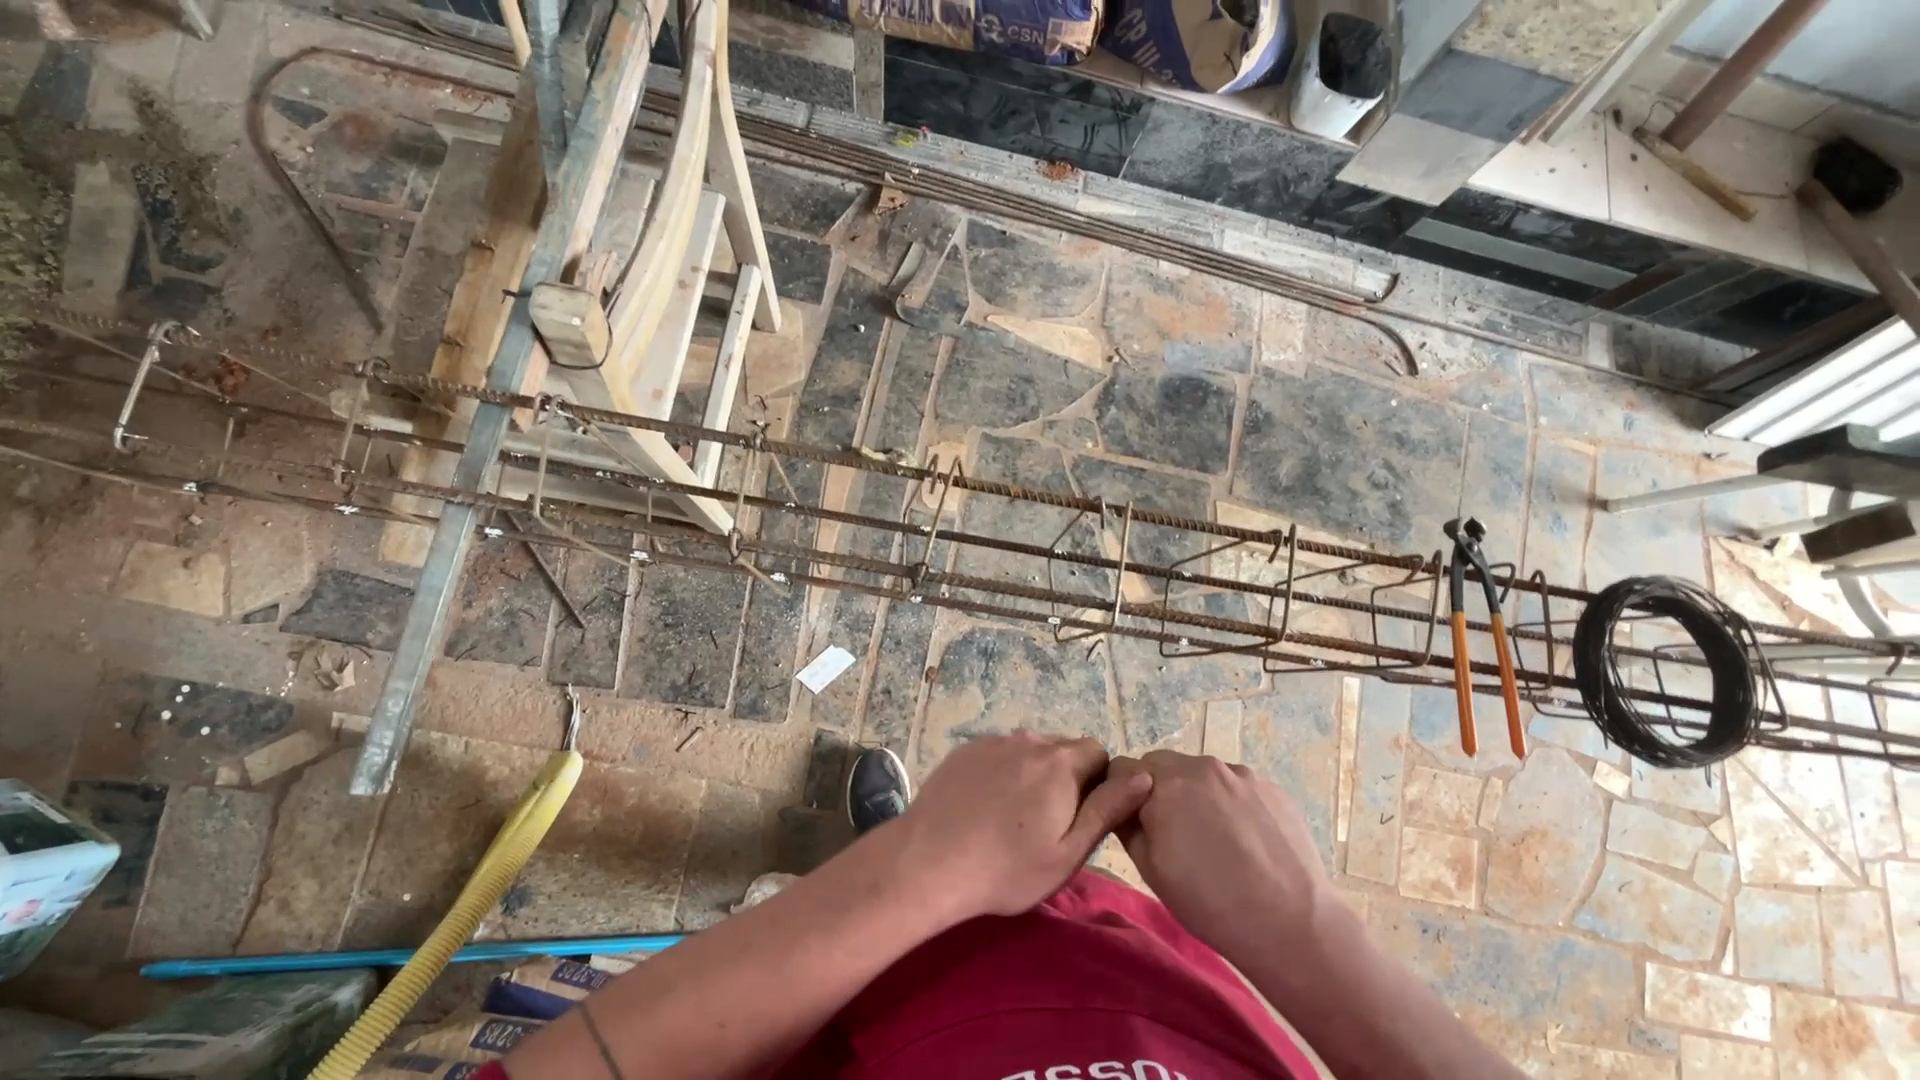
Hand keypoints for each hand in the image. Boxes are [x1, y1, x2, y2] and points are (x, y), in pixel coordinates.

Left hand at [890, 733, 1152, 922]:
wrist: (928, 863)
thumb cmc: (1007, 869)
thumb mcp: (1068, 852)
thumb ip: (1108, 809)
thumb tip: (1144, 776)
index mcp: (1061, 764)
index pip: (1097, 754)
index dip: (1096, 785)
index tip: (1078, 818)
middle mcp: (1029, 741)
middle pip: (1062, 750)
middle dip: (1065, 778)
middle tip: (1045, 824)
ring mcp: (992, 743)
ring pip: (1028, 752)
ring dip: (1031, 774)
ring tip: (1012, 818)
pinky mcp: (963, 751)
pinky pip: (998, 755)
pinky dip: (1001, 773)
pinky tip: (985, 808)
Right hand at [1109, 751, 1328, 952]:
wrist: (1291, 922)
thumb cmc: (1209, 902)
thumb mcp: (1150, 870)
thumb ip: (1128, 825)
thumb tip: (1122, 805)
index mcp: (1167, 783)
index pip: (1124, 768)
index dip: (1122, 794)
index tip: (1134, 824)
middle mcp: (1203, 766)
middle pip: (1163, 765)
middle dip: (1158, 790)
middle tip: (1172, 835)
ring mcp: (1242, 774)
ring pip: (1201, 775)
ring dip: (1196, 795)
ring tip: (1214, 841)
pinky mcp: (1272, 788)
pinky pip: (1235, 786)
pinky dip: (1229, 804)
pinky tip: (1244, 842)